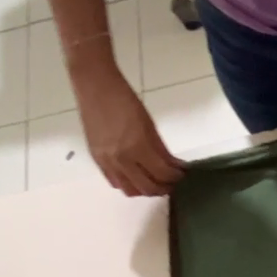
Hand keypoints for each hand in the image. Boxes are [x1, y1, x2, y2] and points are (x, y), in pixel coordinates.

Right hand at [76, 71, 184, 196]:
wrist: (94, 85)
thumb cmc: (125, 99)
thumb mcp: (149, 124)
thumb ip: (162, 149)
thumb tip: (176, 166)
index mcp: (137, 147)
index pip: (162, 174)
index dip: (175, 177)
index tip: (182, 175)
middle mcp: (121, 159)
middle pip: (147, 188)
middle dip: (163, 188)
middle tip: (171, 183)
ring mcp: (107, 162)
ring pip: (130, 191)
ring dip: (145, 190)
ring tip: (154, 182)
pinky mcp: (97, 160)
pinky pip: (115, 183)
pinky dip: (128, 185)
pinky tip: (136, 178)